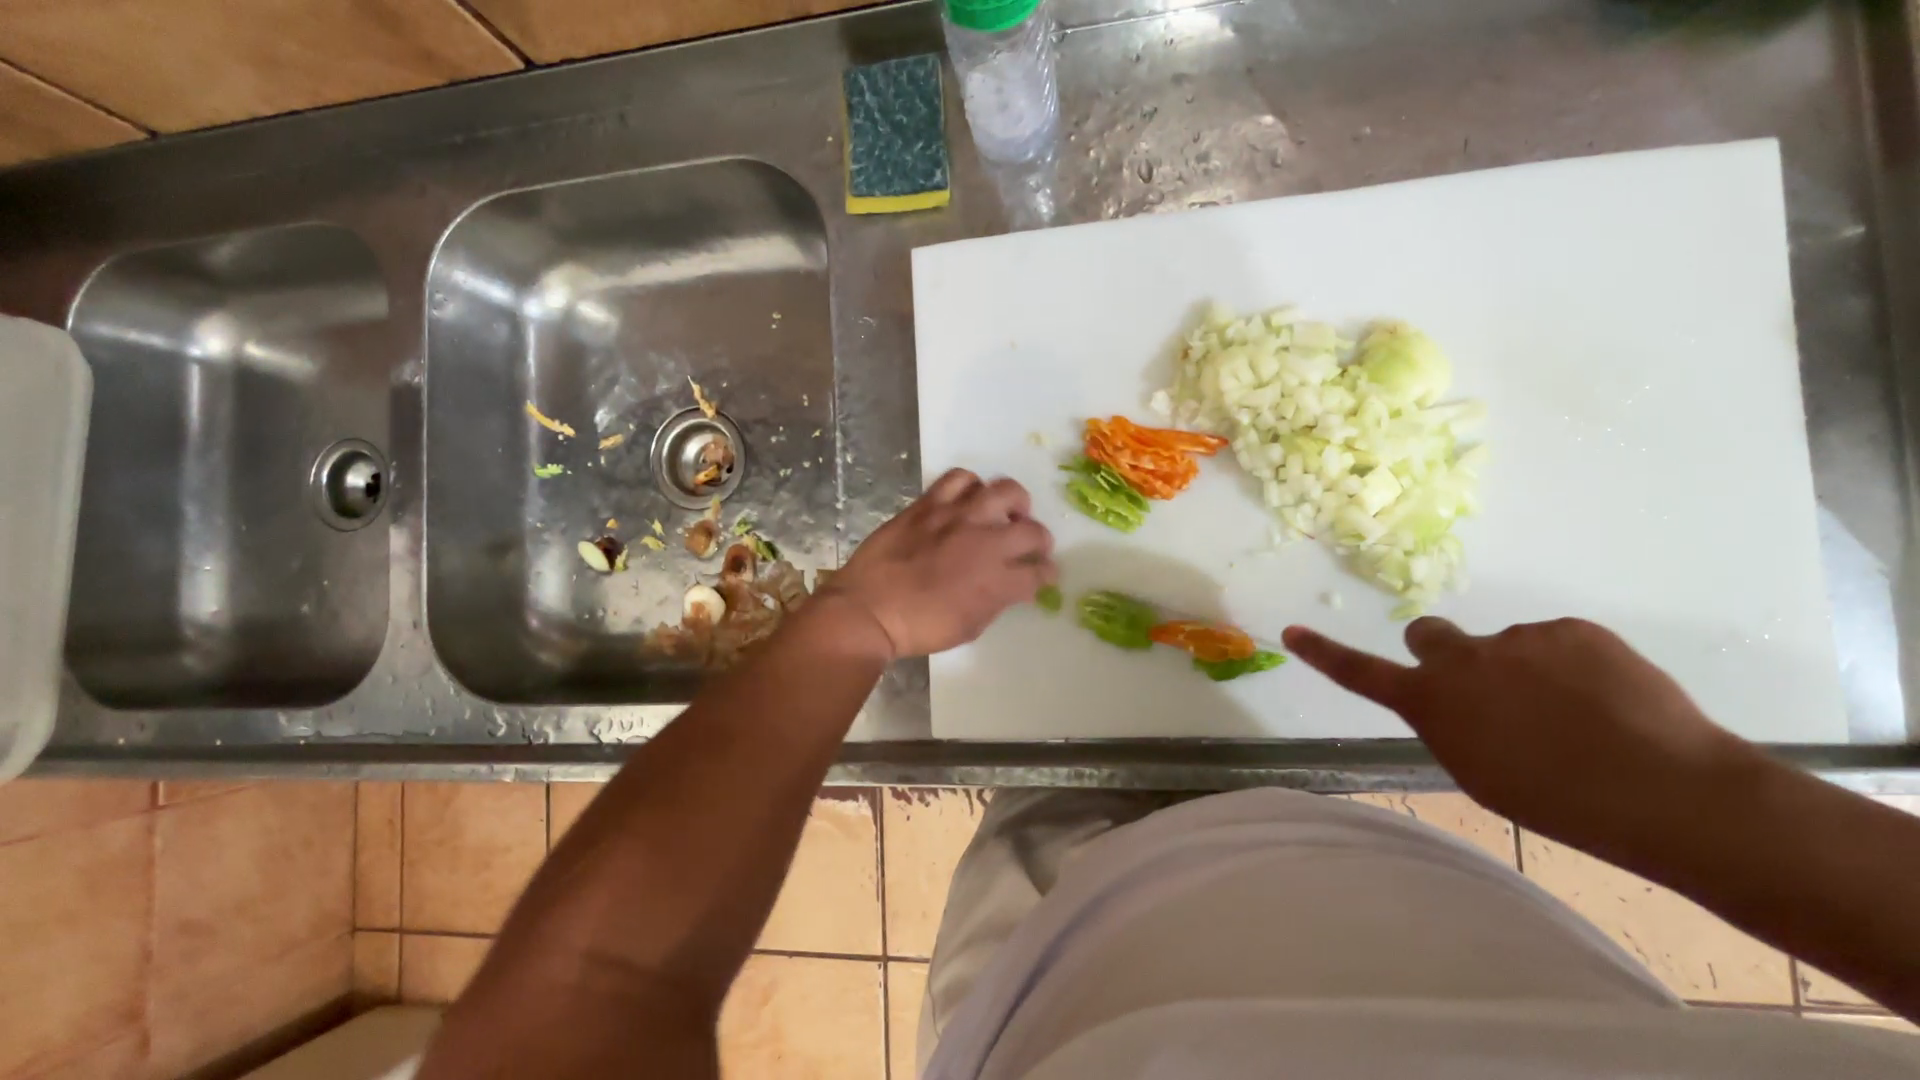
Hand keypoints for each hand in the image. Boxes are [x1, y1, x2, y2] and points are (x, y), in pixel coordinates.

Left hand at [820, 470, 1055, 659]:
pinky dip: (971, 486)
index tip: (1044, 574)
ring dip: (1013, 503)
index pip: (1038, 572)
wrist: (868, 609)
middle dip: (1039, 540)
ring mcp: (958, 516)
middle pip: (1031, 529)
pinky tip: (968, 499)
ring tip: (1004, 513)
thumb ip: (995, 600)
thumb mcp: (970, 626)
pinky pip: (960, 479)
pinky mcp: (930, 504)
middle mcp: (986, 541)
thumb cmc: (920, 628)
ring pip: (1004, 490)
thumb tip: (1007, 586)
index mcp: (998, 580)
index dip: (1045, 574)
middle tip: (1031, 544)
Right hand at [1282, 617, 1760, 853]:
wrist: (1666, 789)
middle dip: (1444, 655)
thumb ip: (1451, 727)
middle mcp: (1462, 658)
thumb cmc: (1561, 802)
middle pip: (1429, 635)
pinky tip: (1607, 702)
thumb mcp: (1481, 774)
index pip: (1360, 671)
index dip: (1324, 653)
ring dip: (1524, 671)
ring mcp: (1518, 637)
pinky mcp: (1573, 628)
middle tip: (1486, 691)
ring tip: (1577, 717)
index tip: (1291, 630)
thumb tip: (1458, 704)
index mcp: (1431, 701)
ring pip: (1507, 647)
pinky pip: (1558, 642)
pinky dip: (1573, 667)